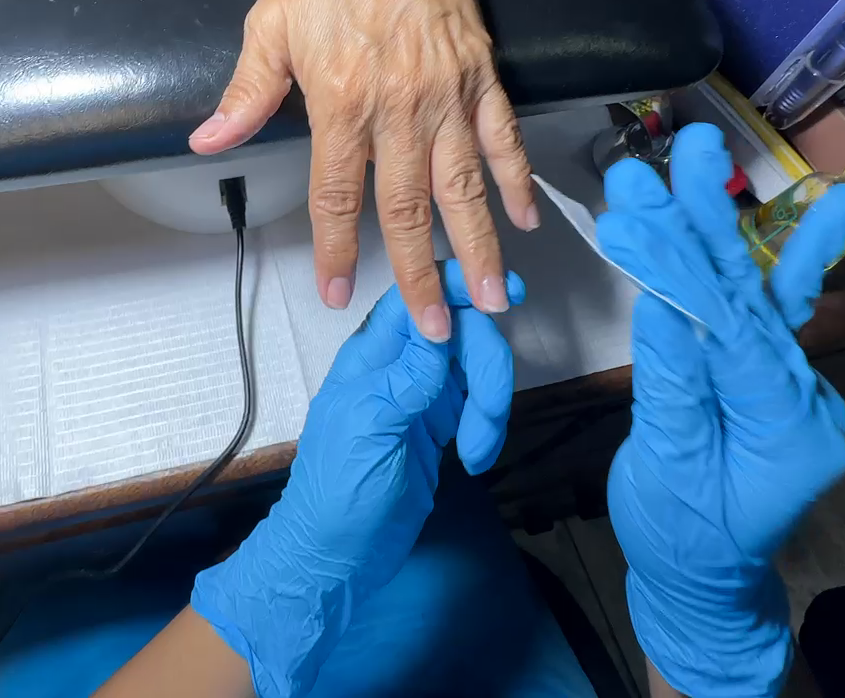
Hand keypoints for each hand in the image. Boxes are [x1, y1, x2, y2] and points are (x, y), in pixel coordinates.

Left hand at [189, 0, 537, 342]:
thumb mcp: (270, 24)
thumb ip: (245, 93)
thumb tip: (207, 143)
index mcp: (341, 102)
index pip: (337, 196)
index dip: (336, 252)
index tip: (338, 295)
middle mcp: (399, 109)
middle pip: (407, 208)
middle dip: (418, 273)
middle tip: (432, 327)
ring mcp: (448, 94)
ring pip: (463, 186)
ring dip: (477, 246)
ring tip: (489, 297)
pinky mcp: (481, 73)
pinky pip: (503, 137)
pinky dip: (515, 179)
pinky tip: (526, 216)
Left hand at [191, 260, 522, 697]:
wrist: (337, 556)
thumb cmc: (340, 490)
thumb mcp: (370, 427)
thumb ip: (407, 376)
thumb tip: (441, 319)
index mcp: (372, 354)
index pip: (418, 300)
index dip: (460, 288)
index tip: (507, 292)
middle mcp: (399, 364)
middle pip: (461, 331)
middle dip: (488, 368)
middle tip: (491, 416)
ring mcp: (421, 393)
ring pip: (475, 367)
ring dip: (490, 406)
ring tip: (477, 452)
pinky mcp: (438, 423)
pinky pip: (477, 403)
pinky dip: (487, 426)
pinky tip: (475, 459)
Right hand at [595, 125, 844, 697]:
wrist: (703, 577)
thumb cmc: (678, 534)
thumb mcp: (667, 469)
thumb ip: (672, 388)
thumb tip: (665, 308)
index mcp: (783, 428)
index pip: (729, 333)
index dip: (681, 272)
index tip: (637, 216)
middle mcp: (800, 393)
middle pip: (748, 293)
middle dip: (710, 220)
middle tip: (689, 149)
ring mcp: (788, 380)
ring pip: (754, 287)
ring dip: (723, 219)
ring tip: (707, 152)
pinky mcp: (765, 371)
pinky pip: (778, 308)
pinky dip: (798, 253)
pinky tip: (835, 204)